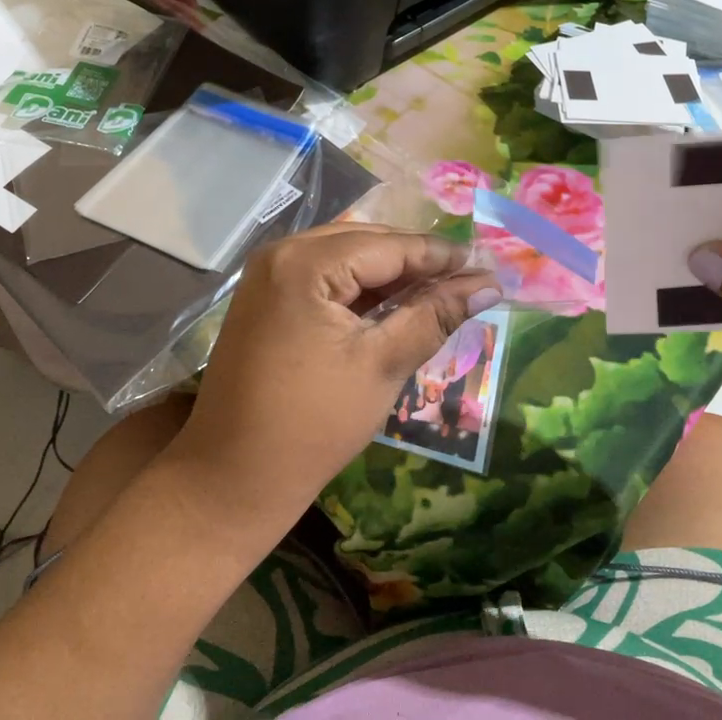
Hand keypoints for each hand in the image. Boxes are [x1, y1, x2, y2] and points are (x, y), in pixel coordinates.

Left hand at [166, 224, 500, 519]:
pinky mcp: (264, 300)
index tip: (488, 267)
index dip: (441, 256)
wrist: (232, 478)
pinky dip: (359, 290)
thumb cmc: (313, 424)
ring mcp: (266, 276)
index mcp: (305, 263)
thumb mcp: (382, 364)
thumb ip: (435, 315)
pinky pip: (322, 278)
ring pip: (345, 258)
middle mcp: (280, 253)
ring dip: (390, 275)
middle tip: (468, 282)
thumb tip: (489, 284)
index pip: (389, 245)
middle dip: (416, 262)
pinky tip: (393, 306)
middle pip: (365, 243)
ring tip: (439, 294)